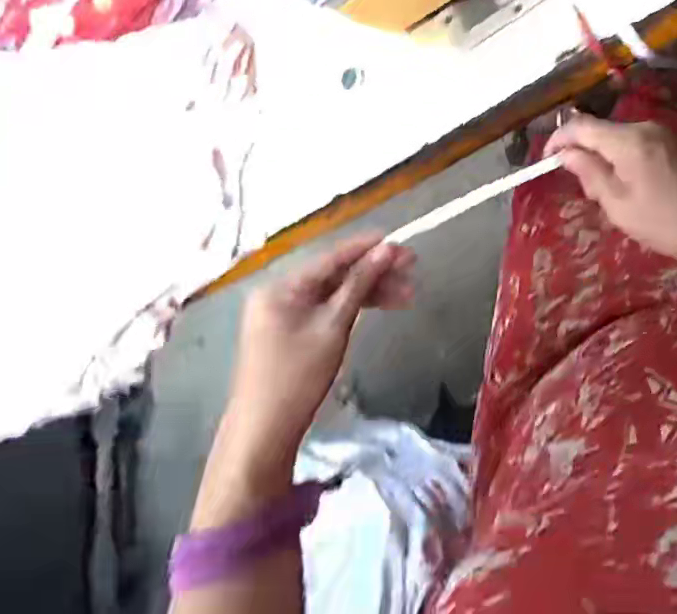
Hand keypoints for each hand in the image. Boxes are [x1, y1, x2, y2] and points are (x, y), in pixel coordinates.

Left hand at [222, 236, 414, 458]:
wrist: (264, 434)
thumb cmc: (298, 376)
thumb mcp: (334, 325)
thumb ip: (360, 283)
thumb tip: (387, 249)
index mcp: (281, 287)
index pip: (332, 257)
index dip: (367, 247)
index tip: (400, 242)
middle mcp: (280, 293)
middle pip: (336, 273)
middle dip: (375, 270)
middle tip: (412, 267)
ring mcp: (284, 313)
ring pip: (336, 290)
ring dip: (371, 289)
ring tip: (408, 293)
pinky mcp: (292, 330)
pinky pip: (329, 307)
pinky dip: (356, 306)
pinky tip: (384, 305)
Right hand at [545, 115, 676, 283]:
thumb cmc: (668, 224)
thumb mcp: (620, 206)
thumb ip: (590, 173)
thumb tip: (566, 153)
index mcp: (628, 140)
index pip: (580, 125)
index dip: (558, 139)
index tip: (546, 160)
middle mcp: (645, 127)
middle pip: (601, 130)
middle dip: (583, 151)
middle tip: (582, 187)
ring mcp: (664, 133)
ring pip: (619, 137)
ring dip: (605, 156)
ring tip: (607, 192)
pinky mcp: (676, 144)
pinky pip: (638, 143)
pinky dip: (624, 158)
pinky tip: (632, 186)